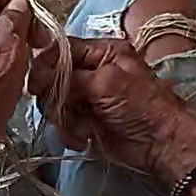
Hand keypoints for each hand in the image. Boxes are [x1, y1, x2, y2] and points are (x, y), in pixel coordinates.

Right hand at [33, 37, 195, 188]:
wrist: (160, 144)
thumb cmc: (141, 106)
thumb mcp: (105, 82)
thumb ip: (69, 76)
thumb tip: (39, 75)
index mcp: (102, 52)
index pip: (60, 50)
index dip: (44, 66)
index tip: (36, 85)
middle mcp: (92, 71)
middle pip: (52, 78)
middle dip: (56, 98)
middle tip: (65, 110)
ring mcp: (87, 97)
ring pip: (54, 103)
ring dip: (64, 118)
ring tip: (82, 128)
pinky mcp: (85, 120)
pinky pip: (63, 122)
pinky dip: (70, 132)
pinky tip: (85, 138)